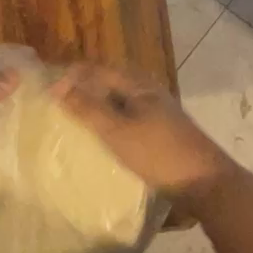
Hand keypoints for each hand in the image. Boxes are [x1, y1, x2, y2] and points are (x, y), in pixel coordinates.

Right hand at [53, 64, 240, 205]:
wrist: (206, 183)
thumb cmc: (159, 154)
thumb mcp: (118, 132)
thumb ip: (88, 109)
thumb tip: (58, 86)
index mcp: (139, 85)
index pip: (98, 69)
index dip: (71, 76)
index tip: (46, 91)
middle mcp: (149, 92)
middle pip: (109, 81)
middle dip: (83, 88)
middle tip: (56, 102)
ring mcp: (158, 112)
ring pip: (119, 100)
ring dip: (96, 105)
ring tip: (73, 119)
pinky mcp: (162, 132)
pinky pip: (128, 117)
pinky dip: (110, 121)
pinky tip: (102, 137)